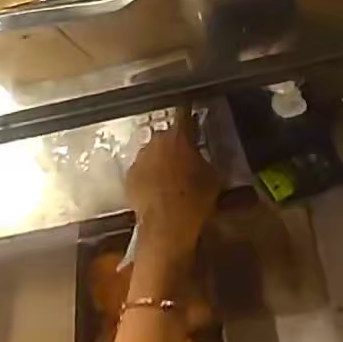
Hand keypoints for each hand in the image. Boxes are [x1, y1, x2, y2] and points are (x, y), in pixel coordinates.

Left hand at [125, 120, 218, 262]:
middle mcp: (157, 140)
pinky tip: (155, 190)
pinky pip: (141, 170)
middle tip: (184, 160)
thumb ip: (205, 159)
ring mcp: (141, 157)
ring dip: (160, 160)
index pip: (184, 114)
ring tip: (169, 178)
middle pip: (167, 136)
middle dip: (175, 145)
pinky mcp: (129, 175)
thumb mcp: (213, 177)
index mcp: (179, 135)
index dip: (189, 116)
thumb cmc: (194, 200)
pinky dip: (147, 176)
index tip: (192, 118)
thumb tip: (202, 157)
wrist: (166, 227)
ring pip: (152, 153)